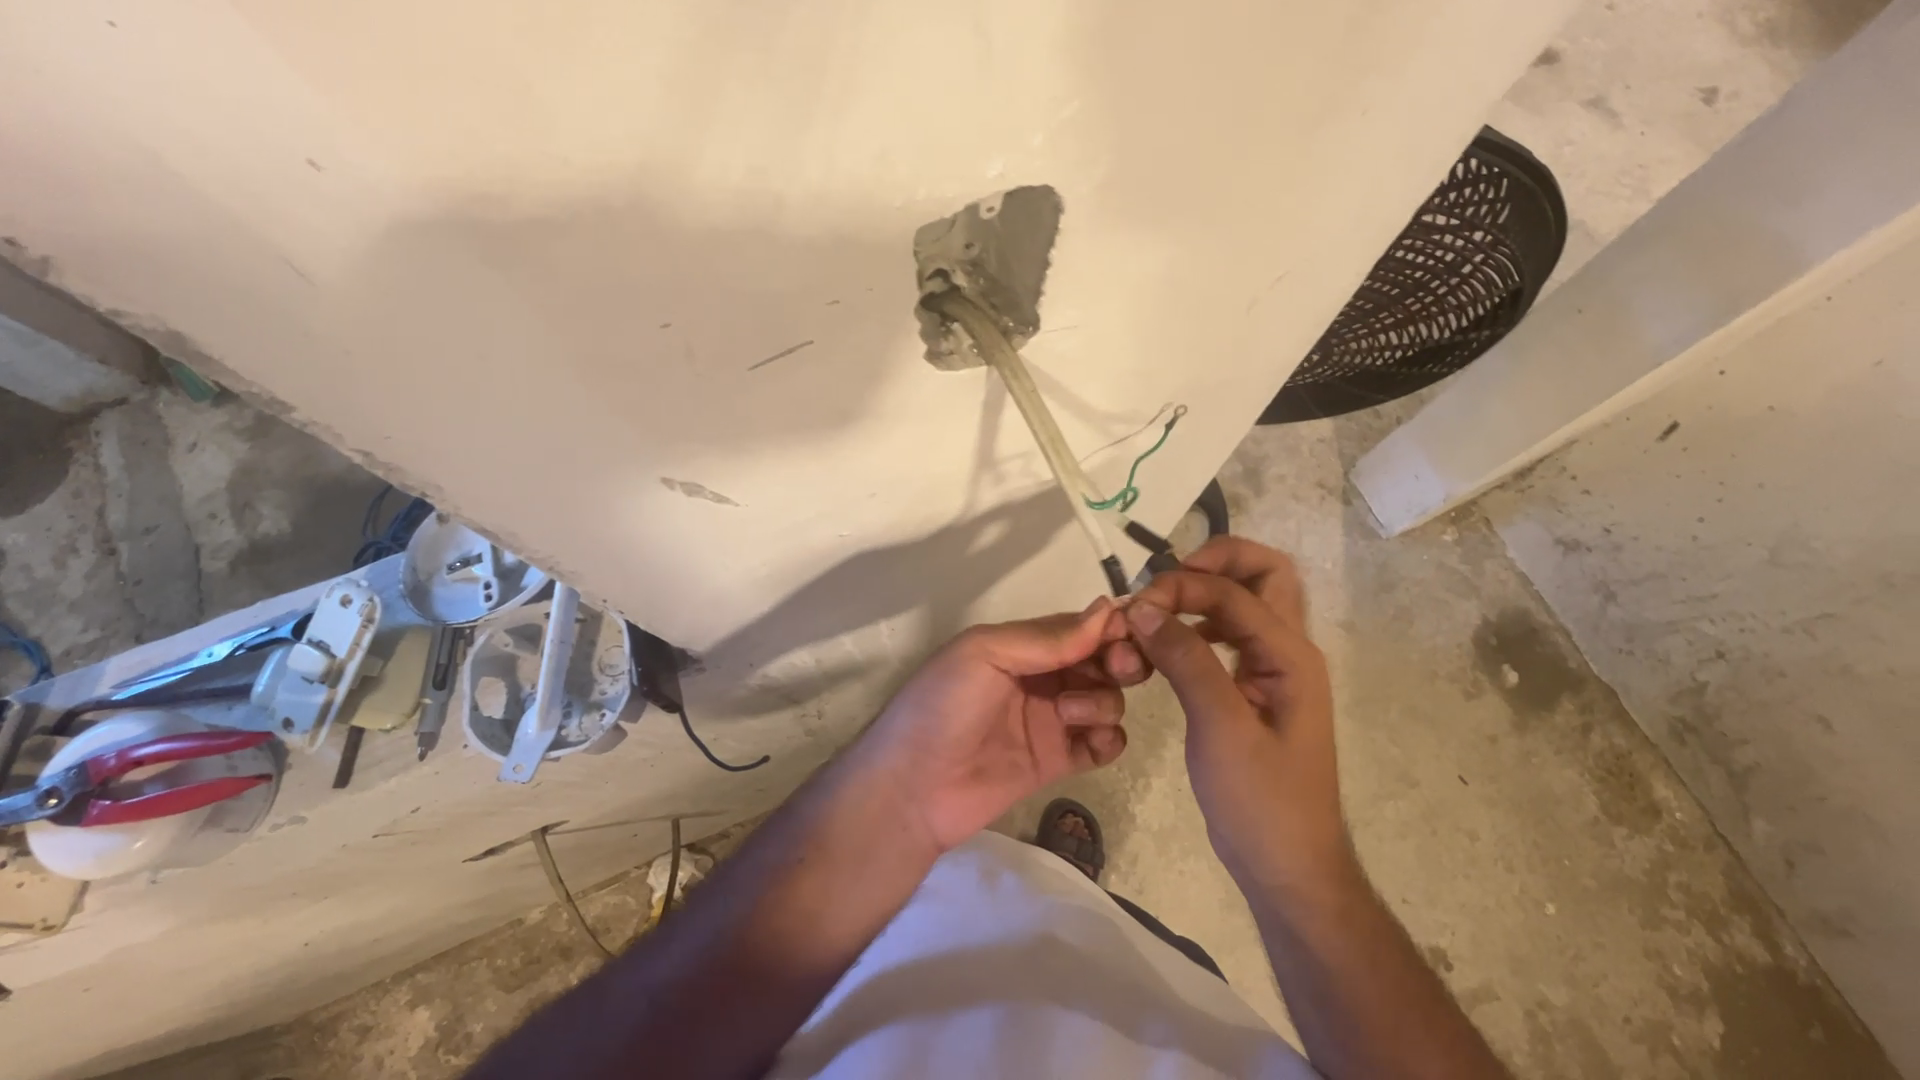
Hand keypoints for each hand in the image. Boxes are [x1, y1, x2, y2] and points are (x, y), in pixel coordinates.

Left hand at [851, 598, 1149, 852]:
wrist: (913, 787)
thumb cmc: (941, 706)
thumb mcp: (984, 654)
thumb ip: (1047, 638)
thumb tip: (1109, 609)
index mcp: (1020, 647)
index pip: (1079, 628)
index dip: (1110, 627)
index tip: (1131, 631)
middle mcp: (1041, 679)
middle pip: (1101, 661)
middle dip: (1120, 660)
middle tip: (1119, 668)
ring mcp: (1051, 722)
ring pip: (1107, 700)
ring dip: (1103, 701)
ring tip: (1068, 714)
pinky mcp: (1057, 762)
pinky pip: (1103, 745)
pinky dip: (1109, 739)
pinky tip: (1092, 742)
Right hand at [1125, 537, 1352, 892]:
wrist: (1287, 866)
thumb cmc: (1260, 801)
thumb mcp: (1220, 727)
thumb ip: (1185, 660)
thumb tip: (1143, 607)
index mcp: (1291, 655)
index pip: (1235, 592)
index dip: (1183, 588)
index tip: (1135, 609)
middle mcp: (1289, 651)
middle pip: (1264, 574)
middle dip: (1214, 563)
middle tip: (1164, 583)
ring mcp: (1274, 671)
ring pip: (1247, 603)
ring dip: (1205, 594)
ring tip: (1157, 611)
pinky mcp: (1255, 692)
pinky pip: (1230, 638)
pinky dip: (1199, 627)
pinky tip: (1166, 648)